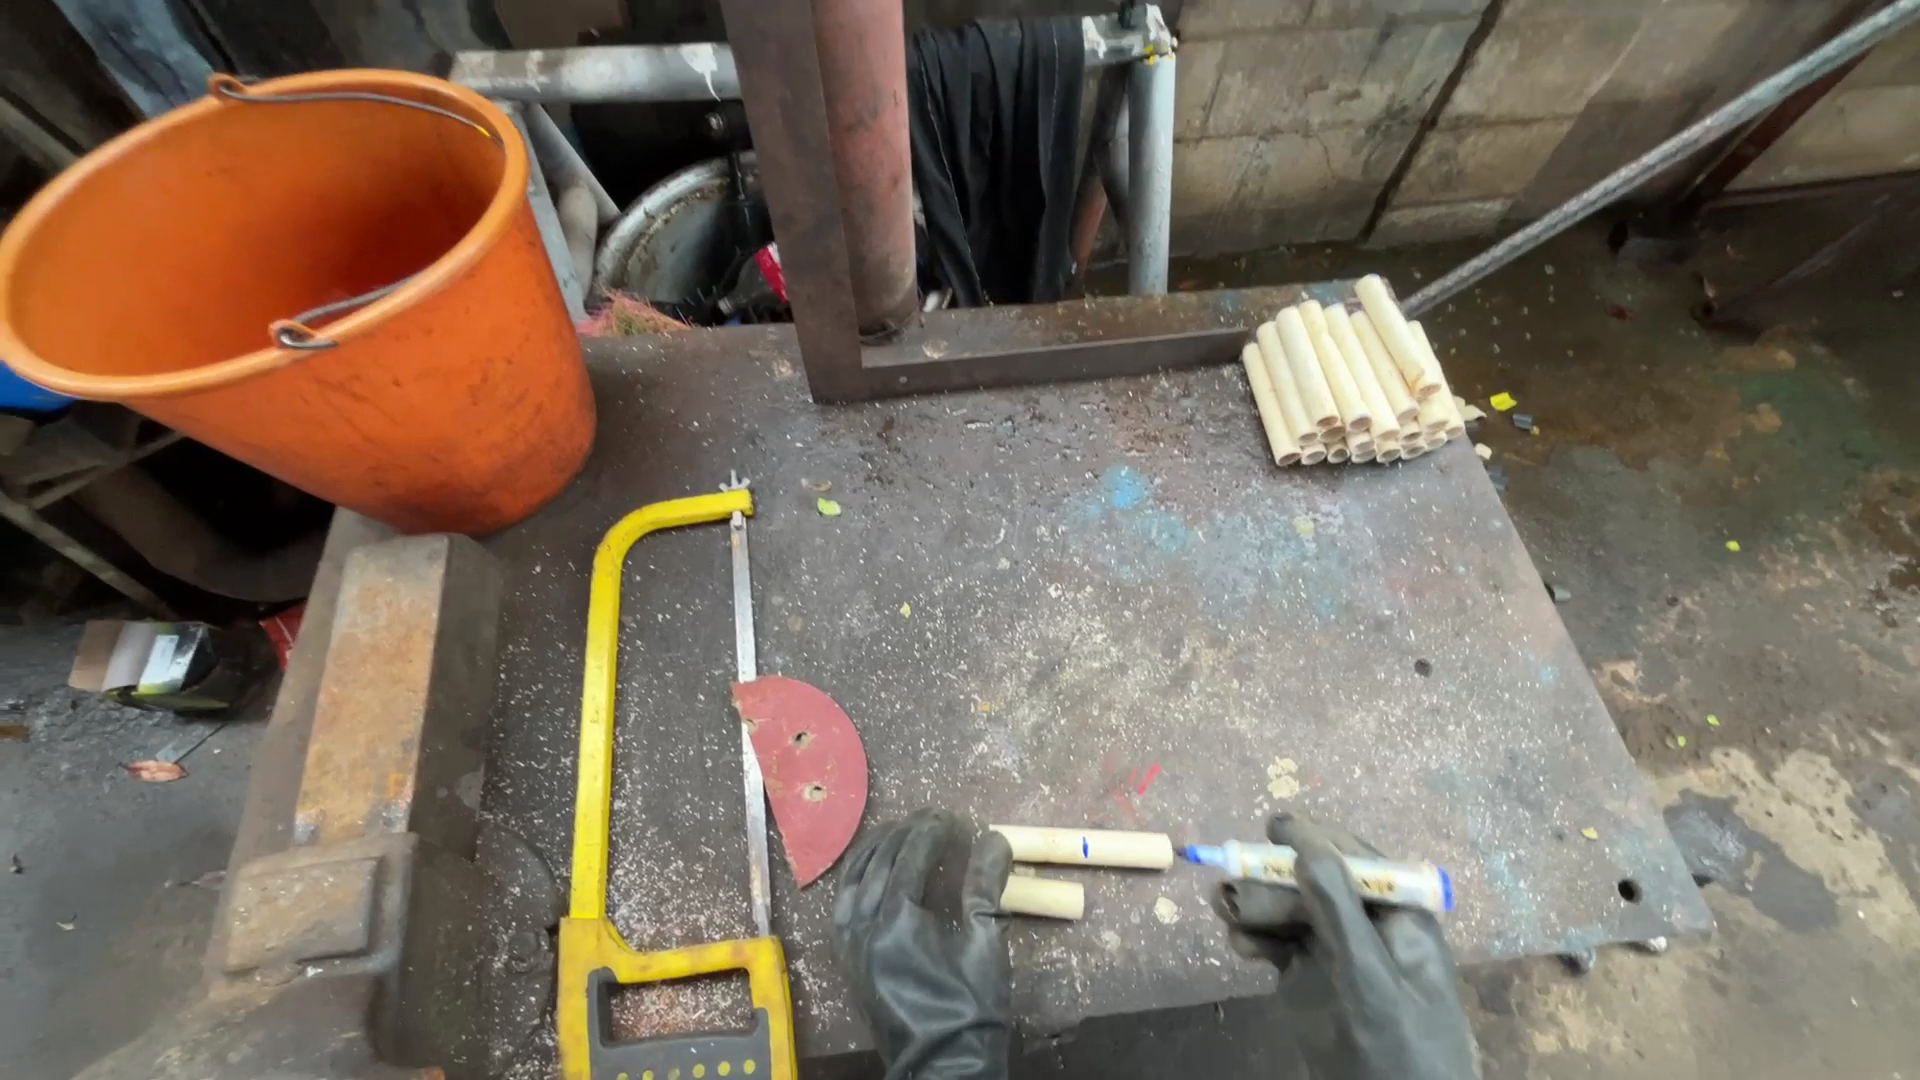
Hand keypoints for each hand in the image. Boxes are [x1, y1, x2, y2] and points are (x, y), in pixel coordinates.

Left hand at [832, 809, 1013, 1079]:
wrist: (943, 1068)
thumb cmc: (970, 1007)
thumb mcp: (986, 945)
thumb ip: (986, 886)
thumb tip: (993, 838)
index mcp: (898, 922)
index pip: (911, 858)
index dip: (931, 832)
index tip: (951, 818)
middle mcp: (865, 927)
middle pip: (881, 862)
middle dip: (906, 833)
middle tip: (931, 818)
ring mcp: (850, 944)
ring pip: (854, 878)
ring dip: (877, 849)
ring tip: (898, 830)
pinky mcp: (847, 958)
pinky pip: (842, 903)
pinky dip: (856, 876)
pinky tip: (870, 866)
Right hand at [1212, 814, 1478, 1079]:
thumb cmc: (1398, 1048)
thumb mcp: (1370, 976)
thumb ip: (1337, 907)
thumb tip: (1304, 840)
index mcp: (1396, 915)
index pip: (1353, 858)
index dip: (1313, 839)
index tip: (1273, 829)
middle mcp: (1361, 922)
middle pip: (1307, 878)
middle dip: (1269, 881)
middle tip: (1234, 896)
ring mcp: (1330, 947)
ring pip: (1283, 904)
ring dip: (1252, 904)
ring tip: (1227, 916)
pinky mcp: (1303, 972)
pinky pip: (1271, 937)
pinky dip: (1251, 935)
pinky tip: (1241, 949)